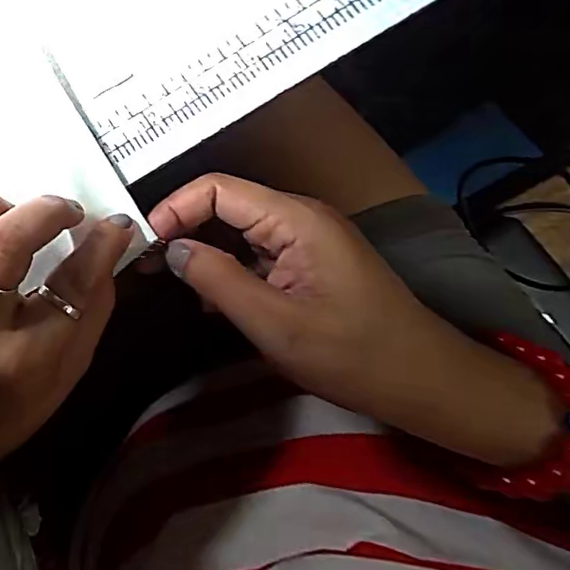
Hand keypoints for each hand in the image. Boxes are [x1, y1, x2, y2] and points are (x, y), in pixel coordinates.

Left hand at [0, 194, 134, 505]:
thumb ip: (92, 308)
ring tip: (4, 211)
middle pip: (5, 244)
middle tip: (68, 211)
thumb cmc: (11, 408)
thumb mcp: (69, 372)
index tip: (116, 224)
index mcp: (23, 356)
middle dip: (46, 211)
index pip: (71, 285)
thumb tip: (108, 242)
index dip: (102, 244)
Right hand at [148, 174, 561, 466]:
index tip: (146, 243)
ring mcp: (308, 237)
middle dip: (185, 228)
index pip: (219, 189)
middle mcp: (301, 216)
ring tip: (173, 283)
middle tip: (149, 265)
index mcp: (295, 219)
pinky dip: (231, 269)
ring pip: (241, 230)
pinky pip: (259, 252)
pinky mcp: (311, 260)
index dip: (176, 208)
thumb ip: (217, 280)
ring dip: (207, 252)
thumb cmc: (353, 354)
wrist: (423, 381)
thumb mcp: (275, 324)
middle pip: (227, 204)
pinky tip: (214, 301)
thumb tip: (172, 249)